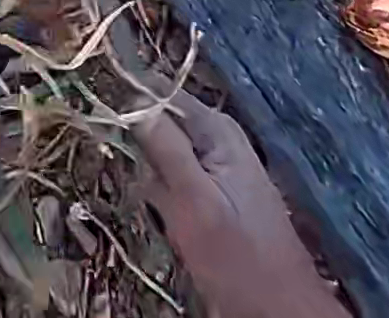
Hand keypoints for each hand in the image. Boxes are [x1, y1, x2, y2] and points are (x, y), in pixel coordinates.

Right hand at [133, 93, 350, 317]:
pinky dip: (165, 197)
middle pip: (160, 123)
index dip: (131, 106)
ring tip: (165, 212)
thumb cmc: (239, 260)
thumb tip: (133, 100)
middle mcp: (216, 136)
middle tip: (147, 189)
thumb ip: (166, 148)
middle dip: (143, 152)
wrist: (282, 314)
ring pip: (162, 153)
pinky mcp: (211, 189)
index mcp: (215, 127)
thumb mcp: (196, 202)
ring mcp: (215, 163)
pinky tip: (172, 222)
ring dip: (153, 181)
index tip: (106, 126)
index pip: (160, 92)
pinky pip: (174, 178)